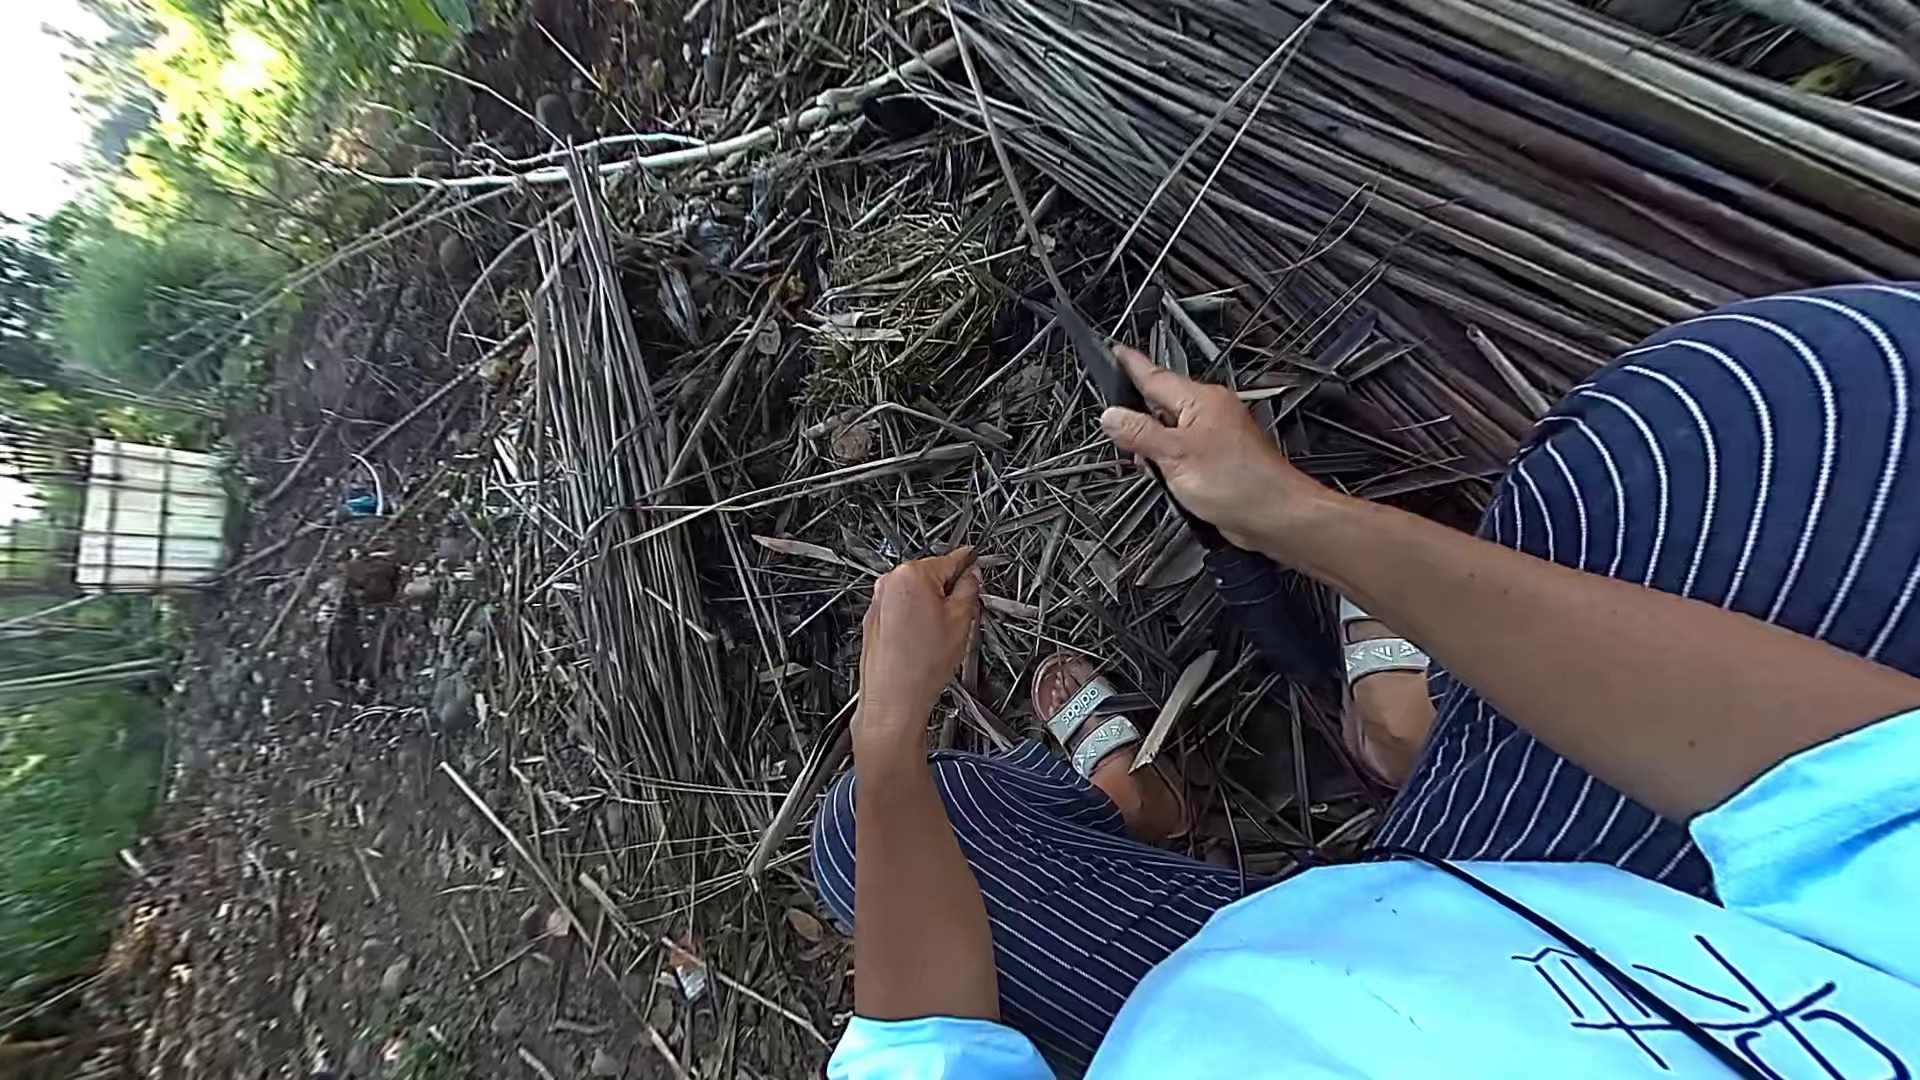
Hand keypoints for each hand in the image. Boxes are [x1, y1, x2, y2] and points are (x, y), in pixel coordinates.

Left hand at [855, 549, 981, 751]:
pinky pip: (903, 610)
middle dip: (950, 593)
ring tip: (941, 636)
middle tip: (963, 616)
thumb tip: (971, 576)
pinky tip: (925, 644)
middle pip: (932, 576)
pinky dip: (916, 620)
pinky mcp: (874, 620)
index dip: (970, 567)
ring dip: (933, 607)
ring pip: (917, 594)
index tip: (976, 565)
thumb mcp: (961, 620)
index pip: (950, 560)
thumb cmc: (920, 665)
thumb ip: (970, 589)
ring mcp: (878, 602)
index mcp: (911, 575)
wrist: (893, 700)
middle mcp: (889, 583)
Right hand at [1098, 345, 1327, 551]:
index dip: (1132, 364)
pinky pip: (1180, 453)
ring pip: (1168, 433)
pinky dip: (1168, 464)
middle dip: (1137, 423)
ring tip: (1153, 468)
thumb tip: (1111, 417)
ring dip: (1153, 449)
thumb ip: (1139, 433)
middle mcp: (1210, 414)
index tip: (1117, 351)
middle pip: (1158, 407)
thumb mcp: (1175, 455)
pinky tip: (1170, 480)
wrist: (1275, 516)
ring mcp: (1214, 437)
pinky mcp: (1216, 460)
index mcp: (1201, 401)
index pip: (1155, 376)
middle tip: (1119, 435)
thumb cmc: (1241, 482)